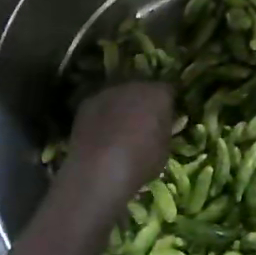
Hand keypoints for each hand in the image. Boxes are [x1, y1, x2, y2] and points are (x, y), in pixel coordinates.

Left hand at [58, 82, 174, 215]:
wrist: (101, 169)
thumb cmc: (141, 162)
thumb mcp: (164, 148)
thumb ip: (163, 129)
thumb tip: (158, 126)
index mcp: (158, 94)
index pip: (168, 91)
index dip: (167, 104)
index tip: (166, 117)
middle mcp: (134, 85)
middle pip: (141, 88)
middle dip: (142, 101)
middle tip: (141, 122)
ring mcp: (108, 91)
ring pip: (118, 94)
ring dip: (120, 106)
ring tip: (118, 129)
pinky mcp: (87, 102)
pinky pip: (99, 105)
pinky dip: (101, 115)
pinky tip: (99, 133)